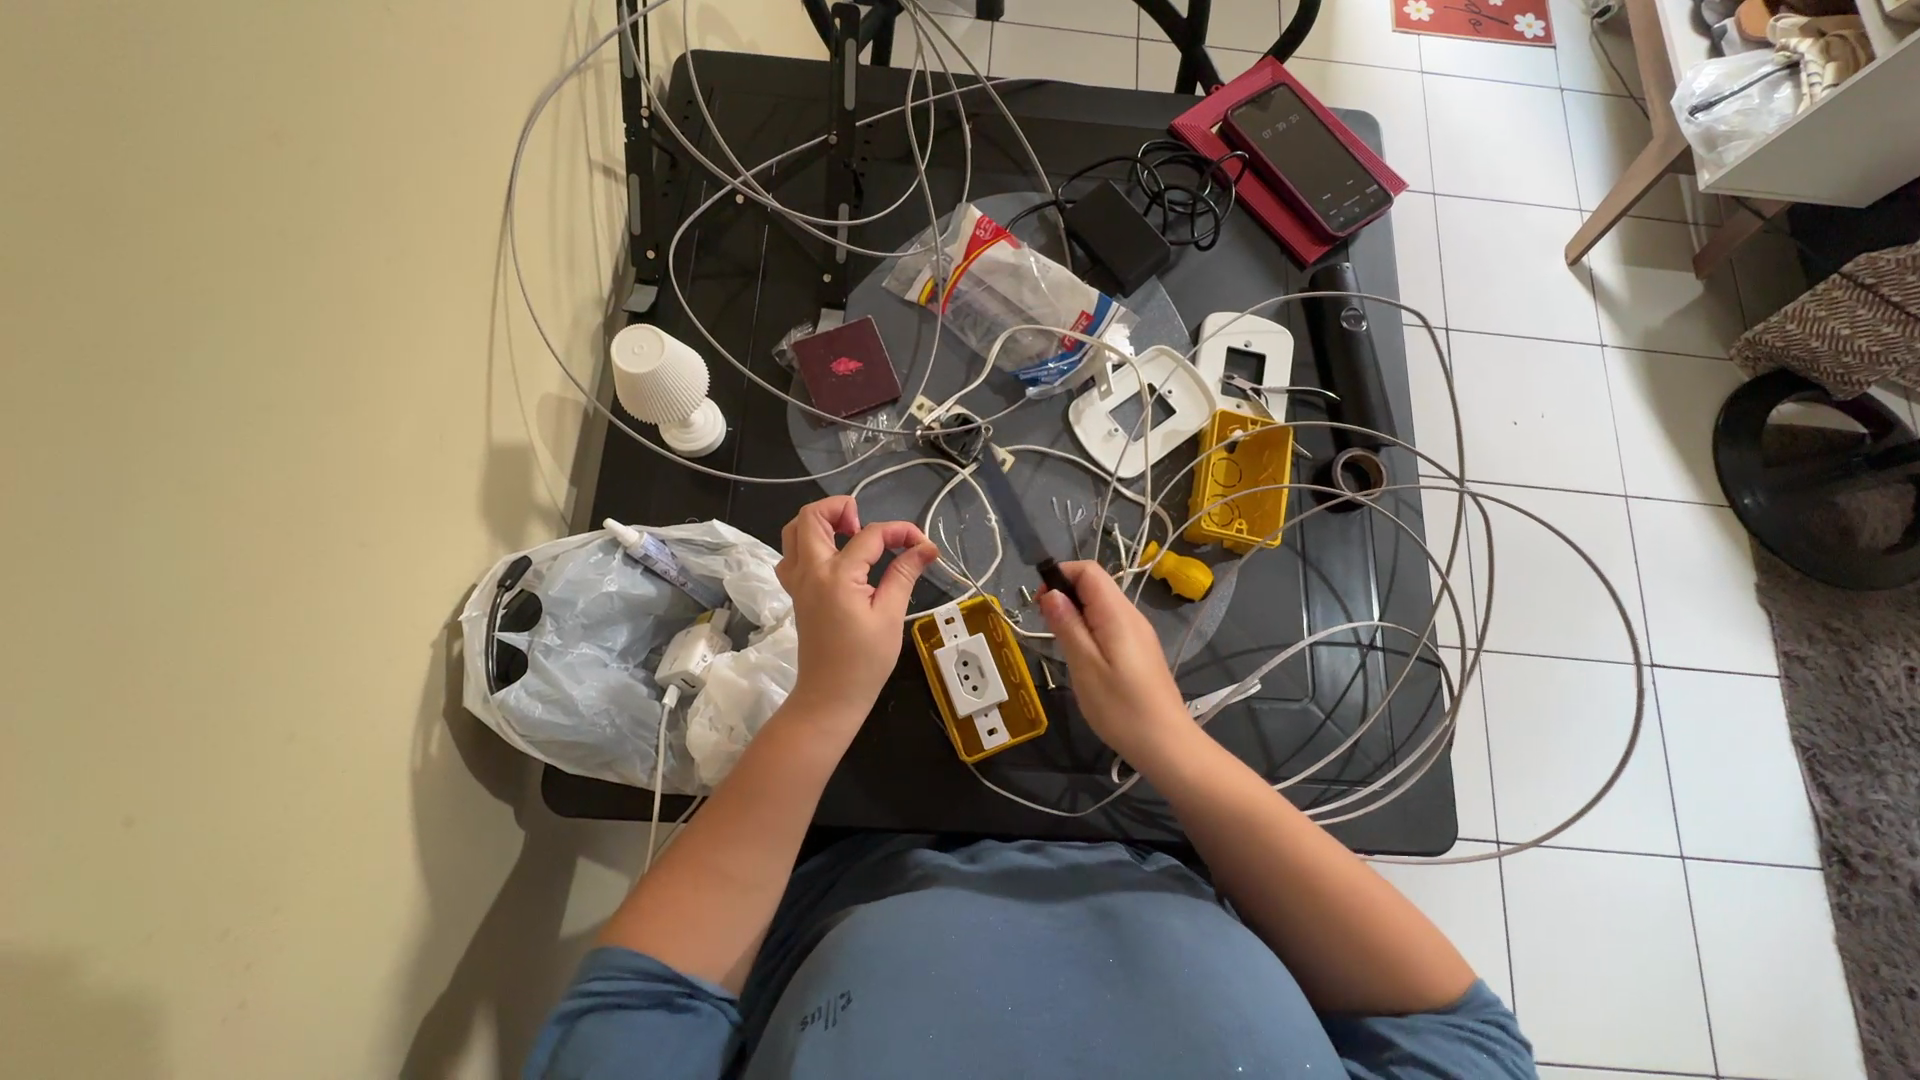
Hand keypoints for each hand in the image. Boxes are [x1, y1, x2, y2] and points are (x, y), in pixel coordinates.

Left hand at [776, 496, 939, 720]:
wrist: (830, 696)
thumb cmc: (864, 662)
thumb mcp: (891, 616)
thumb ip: (904, 574)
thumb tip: (926, 547)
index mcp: (836, 576)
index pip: (870, 535)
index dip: (901, 532)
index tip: (923, 545)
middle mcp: (810, 571)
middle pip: (812, 516)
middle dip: (842, 508)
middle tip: (867, 527)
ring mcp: (798, 581)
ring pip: (794, 531)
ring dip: (821, 522)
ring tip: (850, 534)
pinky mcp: (796, 592)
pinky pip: (792, 554)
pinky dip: (810, 544)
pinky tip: (834, 557)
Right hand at [1038, 562, 1190, 762]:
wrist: (1166, 744)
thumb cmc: (1121, 708)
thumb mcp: (1085, 667)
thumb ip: (1067, 626)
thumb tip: (1051, 593)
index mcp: (1118, 614)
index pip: (1089, 570)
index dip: (1061, 575)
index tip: (1040, 603)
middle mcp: (1131, 615)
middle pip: (1096, 584)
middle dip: (1065, 595)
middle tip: (1047, 627)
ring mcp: (1139, 632)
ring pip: (1102, 605)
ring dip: (1076, 613)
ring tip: (1061, 644)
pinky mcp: (1140, 649)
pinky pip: (1110, 623)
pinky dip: (1089, 628)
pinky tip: (1082, 656)